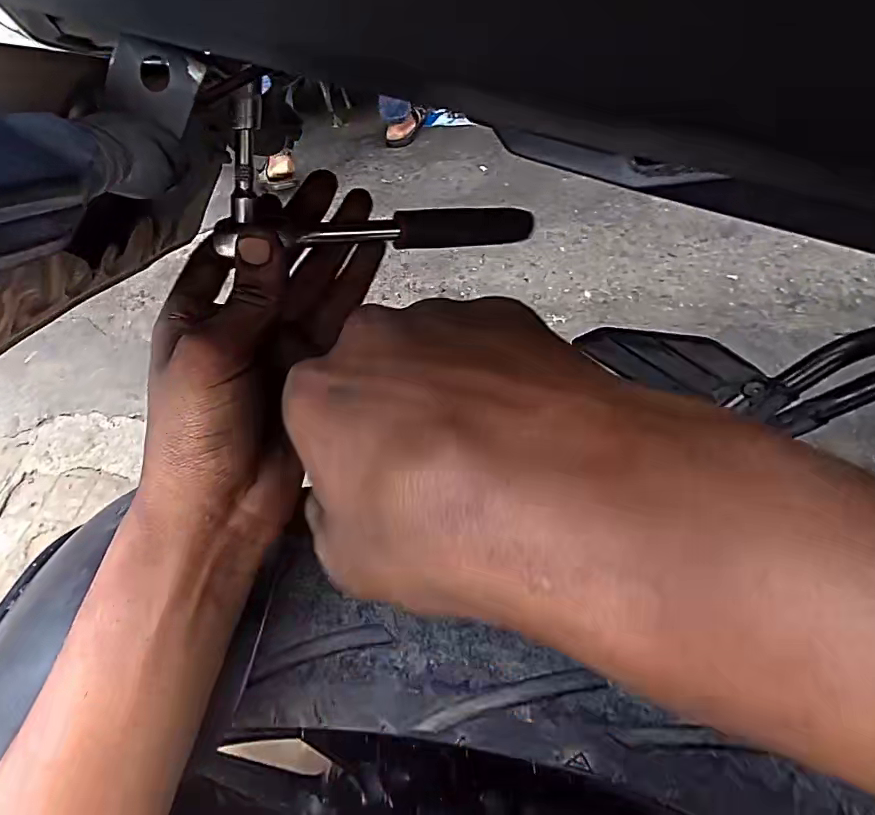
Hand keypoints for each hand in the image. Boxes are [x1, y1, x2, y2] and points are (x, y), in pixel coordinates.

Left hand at [139, 171, 384, 546]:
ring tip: (357, 207)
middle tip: (328, 187)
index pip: (229, 252)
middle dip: (304, 224)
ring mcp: (278, 342)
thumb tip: (265, 236)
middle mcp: (239, 322)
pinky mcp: (311, 364)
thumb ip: (245, 297)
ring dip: (333, 245)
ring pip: (310, 282)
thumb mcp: (208, 354)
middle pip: (277, 261)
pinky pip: (334, 315)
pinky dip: (351, 283)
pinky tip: (367, 253)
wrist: (220, 506)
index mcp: (196, 313)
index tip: (282, 196)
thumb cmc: (191, 432)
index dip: (256, 223)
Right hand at [285, 297, 780, 619]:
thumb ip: (327, 517)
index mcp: (316, 391)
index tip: (368, 474)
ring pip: (424, 348)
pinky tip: (527, 419)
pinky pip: (482, 340)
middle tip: (429, 459)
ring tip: (492, 444)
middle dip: (385, 402)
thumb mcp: (350, 563)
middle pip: (366, 365)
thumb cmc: (443, 532)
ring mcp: (439, 317)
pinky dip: (494, 370)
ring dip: (440, 383)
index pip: (308, 406)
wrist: (566, 496)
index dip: (337, 442)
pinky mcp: (503, 311)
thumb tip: (337, 497)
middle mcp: (370, 336)